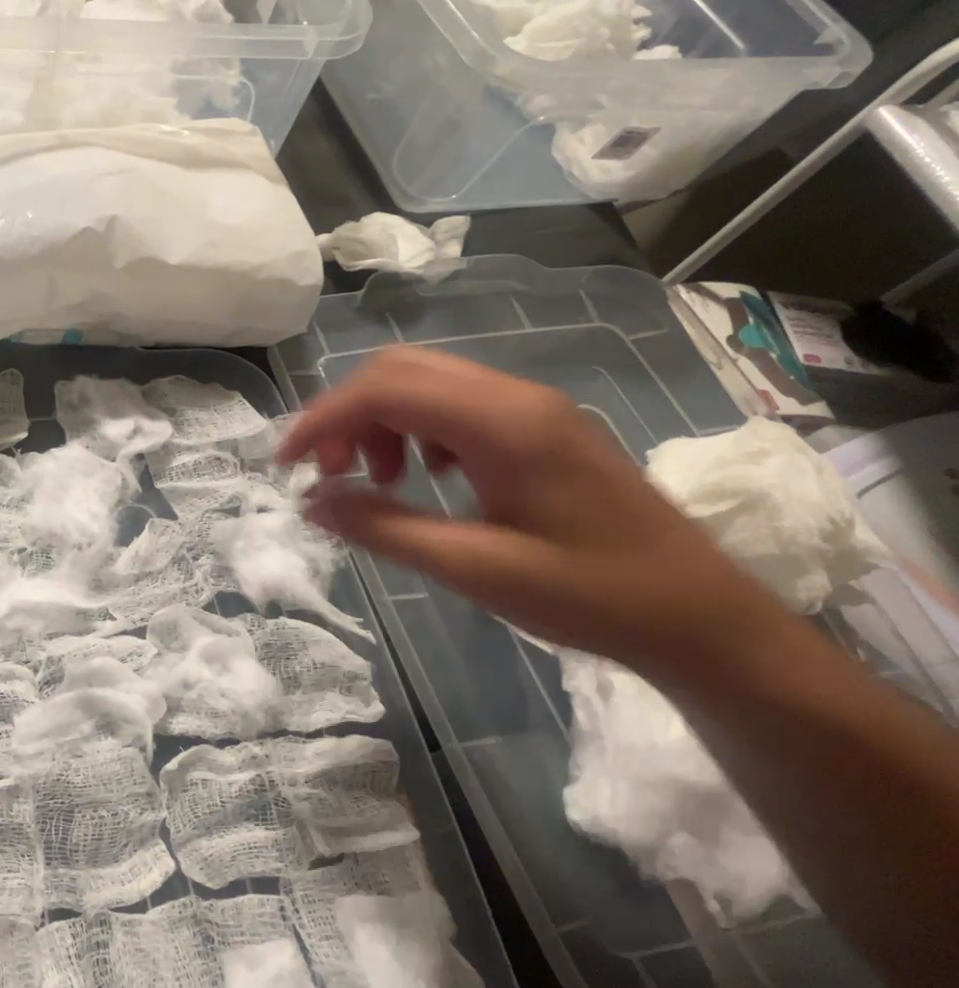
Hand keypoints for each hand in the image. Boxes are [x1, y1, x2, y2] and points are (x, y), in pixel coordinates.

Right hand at [277, 347, 793, 678]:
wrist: (701, 617)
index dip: (322, 419)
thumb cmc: (591, 596)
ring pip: (426, 383)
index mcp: (503, 423)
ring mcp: (533, 409)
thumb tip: (311, 504)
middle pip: (401, 370)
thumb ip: (386, 529)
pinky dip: (416, 431)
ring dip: (380, 423)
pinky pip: (456, 406)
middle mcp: (516, 397)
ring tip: (377, 484)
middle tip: (330, 477)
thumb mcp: (475, 569)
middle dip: (347, 416)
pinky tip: (427, 479)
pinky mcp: (541, 429)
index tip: (284, 466)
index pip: (385, 388)